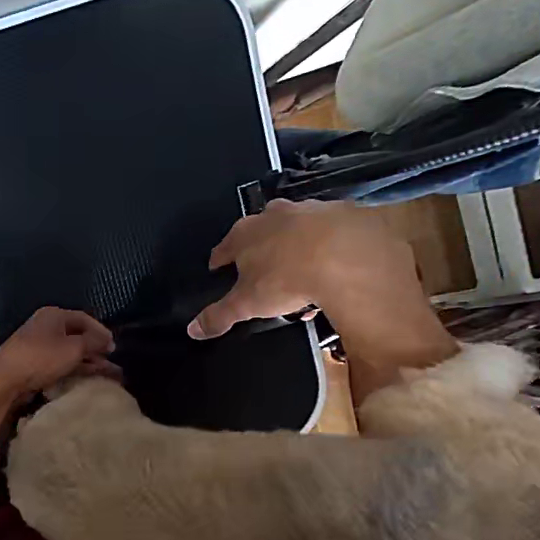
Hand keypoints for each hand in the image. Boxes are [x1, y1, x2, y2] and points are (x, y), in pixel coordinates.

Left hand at [0, 307, 116, 406]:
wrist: (5, 380)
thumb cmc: (42, 359)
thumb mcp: (74, 348)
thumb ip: (94, 342)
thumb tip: (107, 340)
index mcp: (53, 315)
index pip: (84, 318)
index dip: (101, 332)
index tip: (114, 347)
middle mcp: (44, 325)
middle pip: (76, 334)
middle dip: (94, 348)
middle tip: (110, 361)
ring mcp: (37, 343)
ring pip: (68, 349)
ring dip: (85, 359)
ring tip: (102, 372)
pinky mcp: (32, 361)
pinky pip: (58, 360)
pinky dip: (72, 366)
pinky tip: (83, 376)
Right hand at [189, 199, 457, 394]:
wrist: (347, 256)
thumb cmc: (285, 278)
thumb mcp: (247, 304)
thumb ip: (219, 315)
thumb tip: (192, 330)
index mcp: (244, 234)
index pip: (223, 248)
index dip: (220, 262)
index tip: (219, 271)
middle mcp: (274, 214)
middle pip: (260, 231)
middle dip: (261, 249)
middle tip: (265, 273)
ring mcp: (310, 209)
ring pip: (297, 228)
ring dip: (296, 245)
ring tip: (303, 273)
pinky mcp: (344, 213)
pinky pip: (331, 231)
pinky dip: (329, 246)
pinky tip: (334, 265)